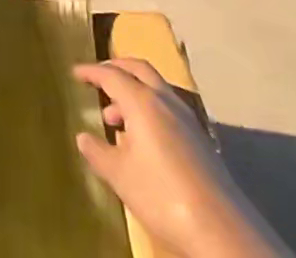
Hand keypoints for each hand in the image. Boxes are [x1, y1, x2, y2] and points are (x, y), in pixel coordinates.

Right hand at [73, 60, 289, 257]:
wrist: (219, 227)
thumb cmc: (160, 195)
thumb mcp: (119, 175)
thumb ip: (98, 152)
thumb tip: (83, 136)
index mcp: (143, 102)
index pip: (112, 75)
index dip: (92, 72)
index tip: (75, 72)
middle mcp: (166, 101)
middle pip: (139, 69)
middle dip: (116, 68)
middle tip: (98, 77)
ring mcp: (187, 118)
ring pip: (156, 88)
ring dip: (133, 91)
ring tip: (115, 116)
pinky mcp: (200, 137)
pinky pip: (168, 107)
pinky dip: (149, 108)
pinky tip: (142, 138)